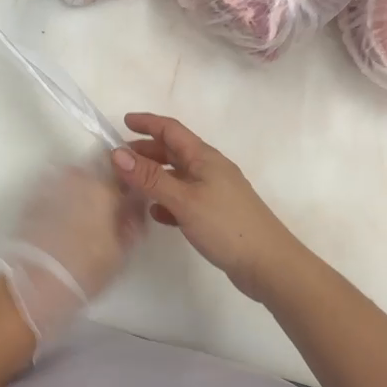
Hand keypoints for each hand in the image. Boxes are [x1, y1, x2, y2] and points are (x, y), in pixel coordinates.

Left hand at [0, 164, 143, 346]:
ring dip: (83, 190)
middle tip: (110, 212)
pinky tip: (63, 223)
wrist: (29, 285)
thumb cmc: (81, 272)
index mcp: (102, 186)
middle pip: (98, 168)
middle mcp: (76, 175)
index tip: (131, 196)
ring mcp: (51, 183)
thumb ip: (133, 222)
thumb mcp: (119, 254)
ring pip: (76, 177)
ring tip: (84, 220)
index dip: (128, 179)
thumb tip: (136, 206)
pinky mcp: (33, 196)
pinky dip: (64, 198)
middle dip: (105, 184)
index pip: (123, 167)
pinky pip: (56, 188)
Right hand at [109, 112, 304, 300]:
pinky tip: (155, 214)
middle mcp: (209, 169)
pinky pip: (184, 199)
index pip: (171, 129)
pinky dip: (167, 200)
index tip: (123, 122)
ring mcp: (214, 192)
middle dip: (147, 150)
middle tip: (120, 158)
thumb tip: (117, 154)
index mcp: (204, 157)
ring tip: (130, 185)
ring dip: (154, 176)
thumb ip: (151, 177)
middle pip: (174, 151)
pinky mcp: (216, 215)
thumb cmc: (226, 225)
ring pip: (178, 176)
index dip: (147, 123)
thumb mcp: (184, 199)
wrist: (269, 264)